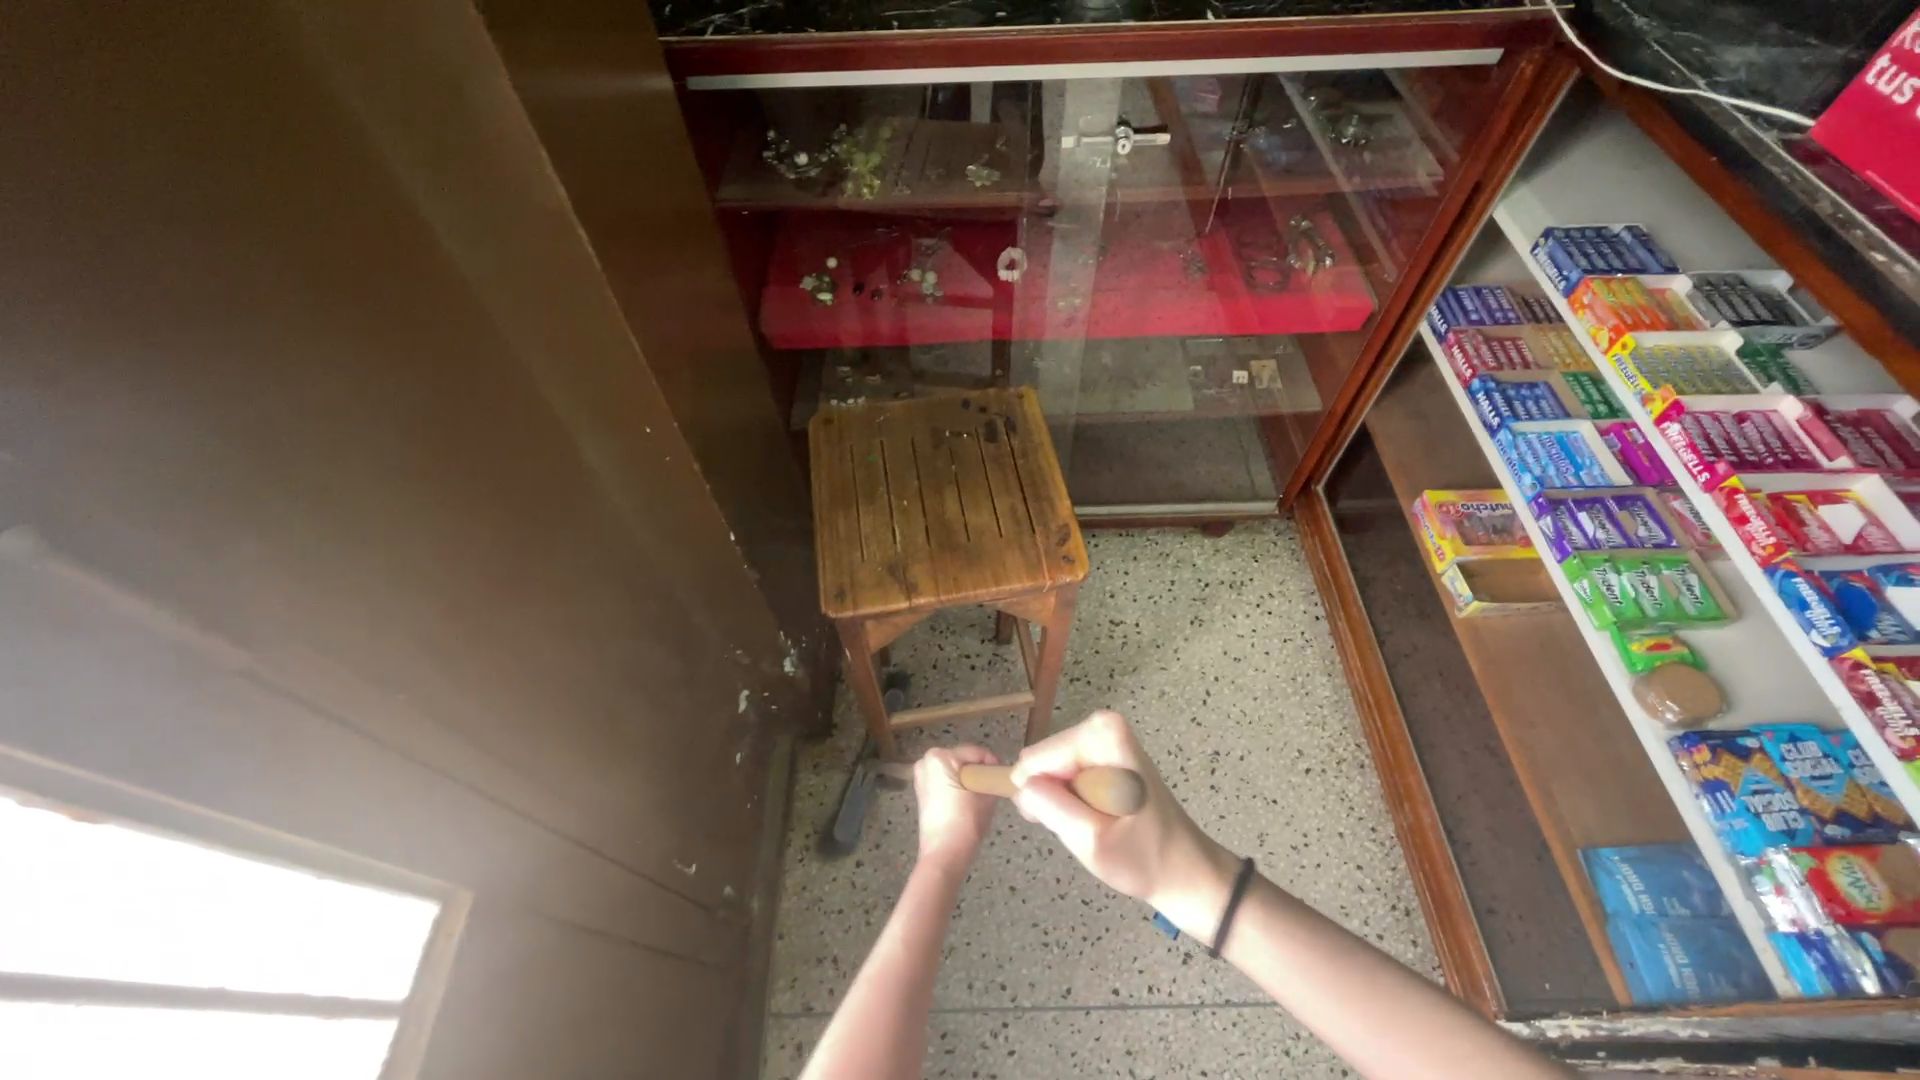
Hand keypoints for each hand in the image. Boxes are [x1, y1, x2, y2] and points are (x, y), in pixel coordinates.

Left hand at [912, 745, 1000, 865]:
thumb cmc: (965, 823)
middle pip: (962, 759)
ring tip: (980, 795)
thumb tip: (997, 774)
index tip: (1002, 777)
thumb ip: (993, 778)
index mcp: (940, 757)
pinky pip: (944, 779)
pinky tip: (966, 801)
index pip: (976, 752)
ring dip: (967, 778)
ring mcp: (921, 775)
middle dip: (978, 771)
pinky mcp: (921, 789)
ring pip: (953, 769)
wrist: (944, 854)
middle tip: (992, 786)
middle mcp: (926, 761)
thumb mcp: (987, 797)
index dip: (992, 764)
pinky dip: (956, 785)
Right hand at [1010, 711, 1239, 940]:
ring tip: (1093, 825)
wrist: (1184, 871)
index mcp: (1104, 736)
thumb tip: (1023, 787)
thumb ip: (1052, 808)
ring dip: (1063, 804)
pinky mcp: (1104, 756)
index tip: (1067, 823)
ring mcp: (1105, 740)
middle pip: (1044, 761)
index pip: (1037, 760)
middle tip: (1083, 829)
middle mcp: (1103, 727)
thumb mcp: (1092, 840)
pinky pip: (1065, 776)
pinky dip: (1072, 802)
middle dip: (1054, 798)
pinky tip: (1096, 819)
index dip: (1041, 796)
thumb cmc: (1143, 858)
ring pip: (1051, 772)